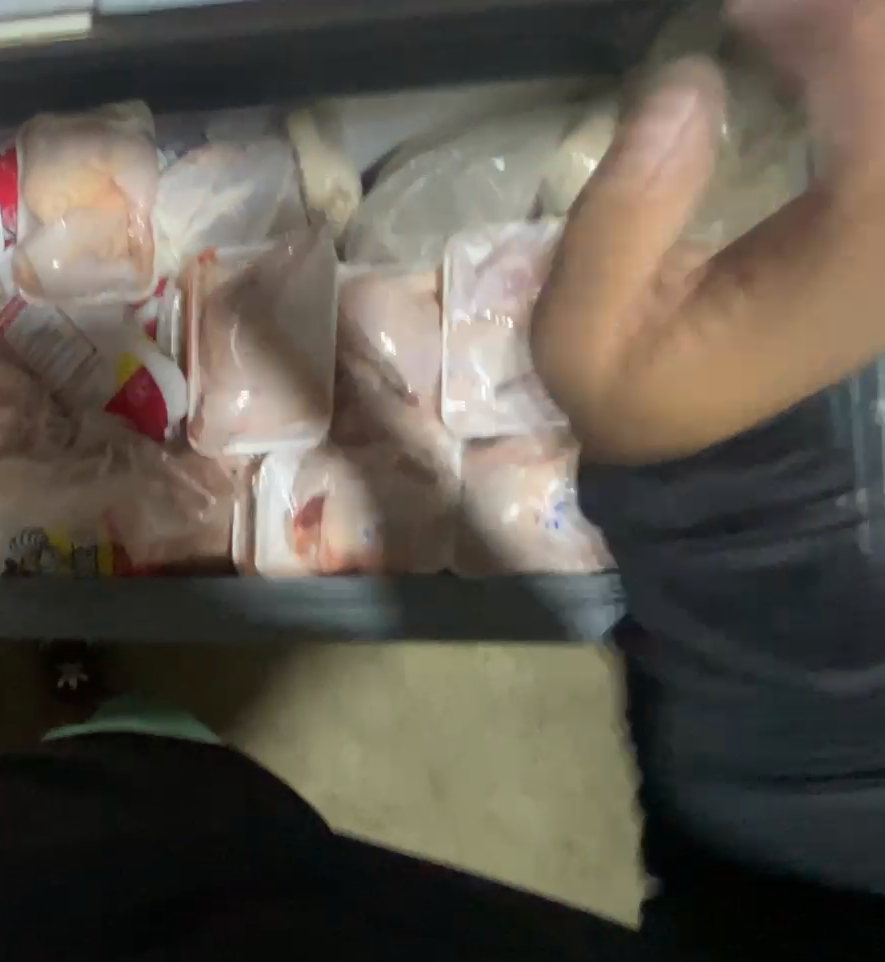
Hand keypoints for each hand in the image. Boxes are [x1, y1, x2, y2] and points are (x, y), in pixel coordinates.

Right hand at [533, 0, 884, 463]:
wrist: (673, 443)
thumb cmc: (618, 390)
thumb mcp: (581, 326)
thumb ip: (623, 216)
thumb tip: (679, 85)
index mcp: (850, 257)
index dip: (841, 32)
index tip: (747, 12)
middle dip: (858, 31)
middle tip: (769, 16)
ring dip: (861, 53)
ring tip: (788, 27)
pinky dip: (862, 80)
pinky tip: (821, 52)